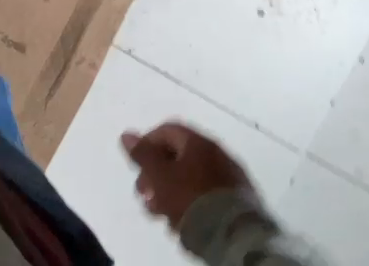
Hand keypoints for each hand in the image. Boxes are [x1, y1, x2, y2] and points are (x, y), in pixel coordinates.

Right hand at [122, 122, 251, 230]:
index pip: (166, 131)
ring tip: (162, 215)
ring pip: (191, 179)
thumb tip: (126, 134)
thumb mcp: (159, 176)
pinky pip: (207, 195)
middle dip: (156, 175)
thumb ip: (142, 154)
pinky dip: (191, 203)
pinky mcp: (241, 202)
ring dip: (171, 193)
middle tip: (145, 196)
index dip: (147, 145)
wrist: (236, 238)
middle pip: (178, 156)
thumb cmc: (191, 200)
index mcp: (199, 142)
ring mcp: (232, 178)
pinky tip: (184, 222)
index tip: (137, 167)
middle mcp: (218, 154)